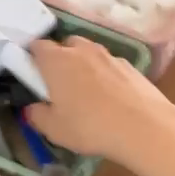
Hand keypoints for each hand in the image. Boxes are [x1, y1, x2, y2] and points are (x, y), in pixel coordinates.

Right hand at [27, 37, 174, 166]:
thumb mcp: (54, 129)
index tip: (35, 77)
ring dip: (85, 68)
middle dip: (61, 61)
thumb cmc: (89, 127)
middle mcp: (81, 50)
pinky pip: (110, 66)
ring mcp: (109, 55)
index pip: (37, 46)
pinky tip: (112, 100)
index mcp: (56, 60)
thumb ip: (37, 116)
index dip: (33, 59)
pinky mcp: (130, 66)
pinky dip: (107, 77)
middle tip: (62, 88)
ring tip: (89, 96)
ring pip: (90, 54)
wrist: (142, 126)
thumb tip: (32, 109)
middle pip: (66, 45)